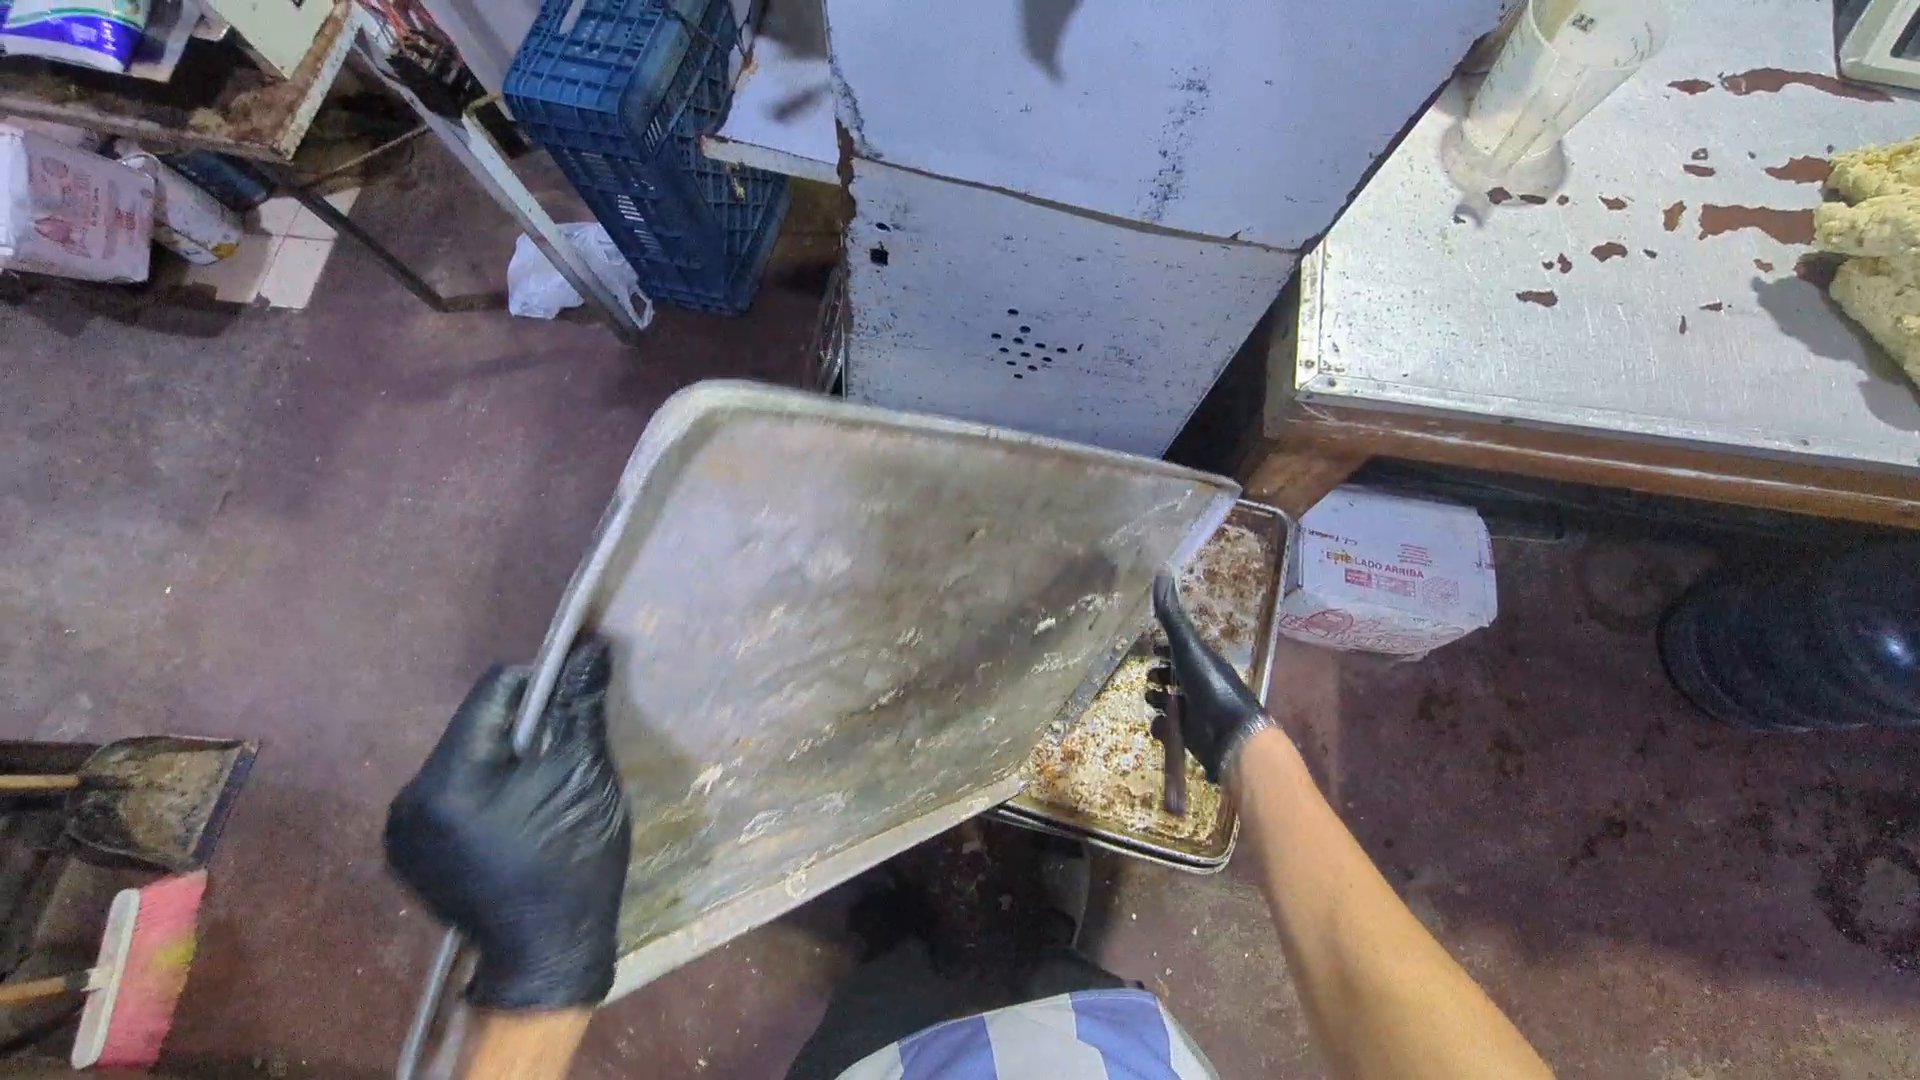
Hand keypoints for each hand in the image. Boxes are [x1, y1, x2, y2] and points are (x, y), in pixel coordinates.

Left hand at [386, 638, 631, 1009]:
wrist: (548, 951)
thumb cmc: (573, 858)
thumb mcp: (585, 776)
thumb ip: (580, 708)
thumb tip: (590, 647)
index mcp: (449, 780)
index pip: (493, 691)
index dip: (540, 685)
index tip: (574, 703)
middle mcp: (409, 799)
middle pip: (477, 725)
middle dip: (524, 725)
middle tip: (565, 750)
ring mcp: (403, 831)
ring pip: (465, 757)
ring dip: (506, 756)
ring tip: (543, 783)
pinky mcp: (410, 853)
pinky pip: (452, 793)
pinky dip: (487, 787)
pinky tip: (517, 813)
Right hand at [1148, 574, 1274, 785]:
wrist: (1229, 732)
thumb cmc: (1209, 683)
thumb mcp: (1187, 644)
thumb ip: (1170, 613)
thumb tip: (1161, 568)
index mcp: (1200, 658)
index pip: (1176, 648)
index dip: (1161, 647)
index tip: (1150, 647)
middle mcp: (1197, 682)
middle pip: (1169, 675)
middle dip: (1156, 675)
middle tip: (1152, 677)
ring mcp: (1193, 709)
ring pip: (1165, 701)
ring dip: (1156, 699)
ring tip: (1155, 699)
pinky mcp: (1188, 735)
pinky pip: (1166, 727)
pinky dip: (1162, 726)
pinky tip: (1164, 723)